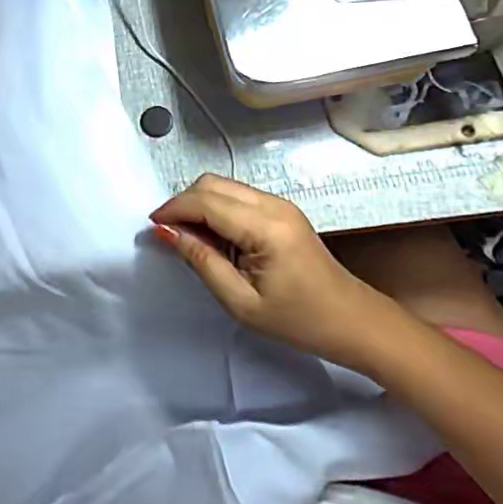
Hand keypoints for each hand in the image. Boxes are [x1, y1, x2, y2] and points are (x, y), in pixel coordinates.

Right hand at [151, 174, 405, 372]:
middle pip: (213, 183)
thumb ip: (201, 261)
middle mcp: (273, 204)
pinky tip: (214, 237)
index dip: (173, 209)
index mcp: (265, 227)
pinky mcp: (281, 209)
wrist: (351, 320)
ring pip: (224, 185)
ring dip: (199, 204)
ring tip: (190, 240)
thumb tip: (166, 232)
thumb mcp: (241, 301)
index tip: (152, 228)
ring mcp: (280, 203)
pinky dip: (217, 208)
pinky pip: (238, 195)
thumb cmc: (298, 320)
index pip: (206, 201)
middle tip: (169, 235)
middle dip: (184, 202)